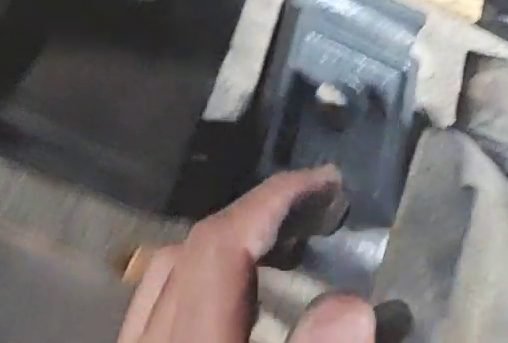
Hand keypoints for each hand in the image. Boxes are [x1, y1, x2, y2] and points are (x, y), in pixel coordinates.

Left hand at [118, 166, 375, 342]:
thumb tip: (355, 304)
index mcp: (192, 337)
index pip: (224, 241)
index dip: (272, 199)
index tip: (323, 181)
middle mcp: (153, 336)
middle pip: (193, 248)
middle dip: (256, 214)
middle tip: (315, 211)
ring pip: (166, 271)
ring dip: (224, 242)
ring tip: (280, 246)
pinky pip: (153, 304)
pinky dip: (194, 278)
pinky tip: (232, 300)